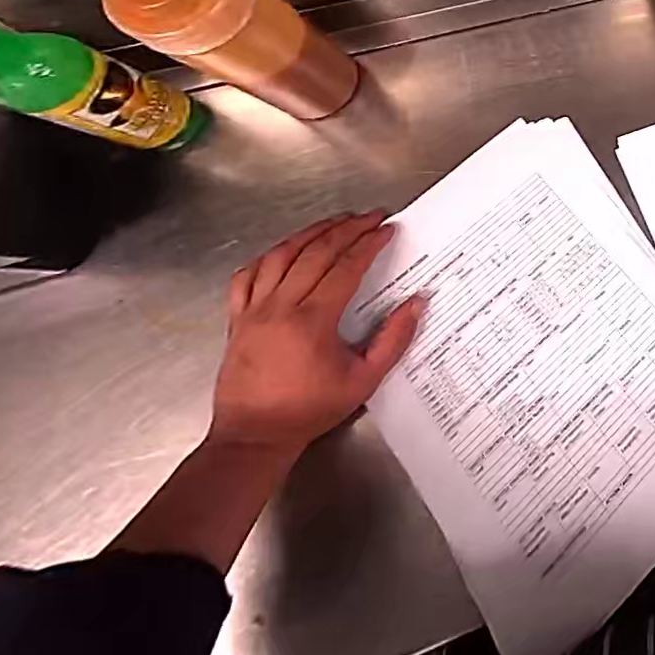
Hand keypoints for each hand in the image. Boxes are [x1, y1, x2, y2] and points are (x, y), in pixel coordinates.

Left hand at [209, 212, 422, 454]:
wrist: (254, 437)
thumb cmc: (311, 410)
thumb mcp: (366, 378)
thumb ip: (395, 337)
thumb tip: (417, 302)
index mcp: (312, 321)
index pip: (346, 267)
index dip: (369, 243)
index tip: (387, 230)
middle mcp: (279, 309)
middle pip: (316, 252)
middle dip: (347, 228)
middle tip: (370, 217)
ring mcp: (253, 311)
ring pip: (281, 255)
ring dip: (312, 232)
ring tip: (336, 221)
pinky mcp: (237, 319)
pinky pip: (248, 275)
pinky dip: (271, 255)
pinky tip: (288, 248)